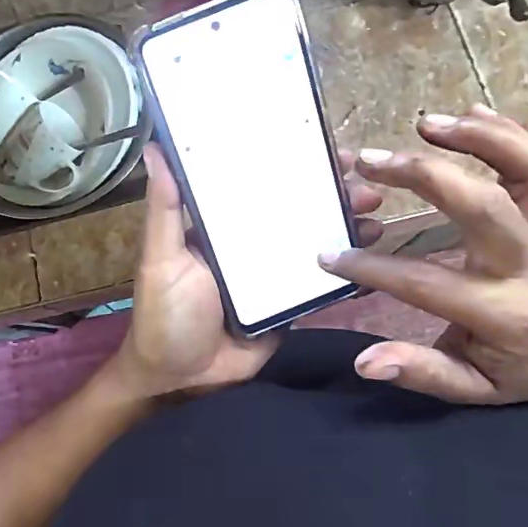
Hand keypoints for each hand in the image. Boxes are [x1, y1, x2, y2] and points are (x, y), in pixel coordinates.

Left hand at [113, 143, 385, 396]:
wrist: (184, 382)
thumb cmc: (166, 315)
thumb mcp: (162, 259)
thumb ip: (165, 209)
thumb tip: (153, 147)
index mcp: (224, 225)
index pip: (263, 183)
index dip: (293, 162)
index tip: (324, 144)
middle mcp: (254, 242)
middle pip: (299, 207)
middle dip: (333, 191)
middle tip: (362, 179)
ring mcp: (277, 273)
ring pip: (318, 238)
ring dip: (346, 221)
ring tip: (374, 210)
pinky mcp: (293, 301)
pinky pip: (324, 278)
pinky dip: (349, 263)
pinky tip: (372, 247)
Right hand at [316, 106, 527, 406]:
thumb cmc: (510, 373)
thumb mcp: (467, 387)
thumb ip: (421, 372)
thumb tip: (366, 362)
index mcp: (506, 314)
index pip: (429, 284)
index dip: (374, 269)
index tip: (329, 255)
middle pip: (485, 205)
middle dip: (424, 176)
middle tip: (370, 161)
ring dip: (479, 138)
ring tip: (425, 123)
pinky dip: (505, 133)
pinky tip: (467, 113)